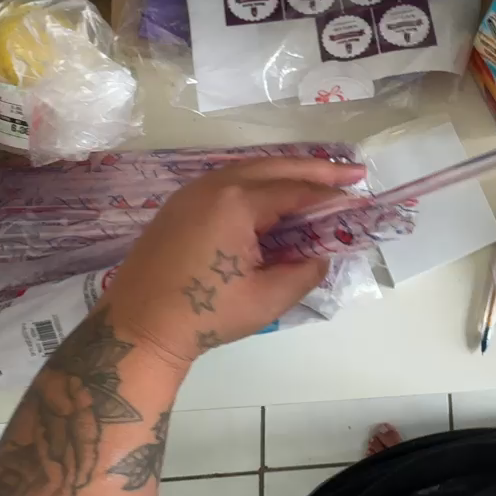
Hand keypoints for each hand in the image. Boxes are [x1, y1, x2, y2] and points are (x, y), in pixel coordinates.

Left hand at [100, 158, 366, 369]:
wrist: (136, 328)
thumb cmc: (203, 315)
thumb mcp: (266, 300)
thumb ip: (304, 272)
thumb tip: (320, 255)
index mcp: (236, 203)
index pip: (296, 190)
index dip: (330, 195)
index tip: (359, 198)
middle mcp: (215, 185)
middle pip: (276, 167)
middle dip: (318, 168)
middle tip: (354, 171)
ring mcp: (193, 190)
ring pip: (251, 168)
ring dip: (288, 171)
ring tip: (322, 176)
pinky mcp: (181, 203)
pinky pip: (230, 179)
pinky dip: (261, 180)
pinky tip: (277, 192)